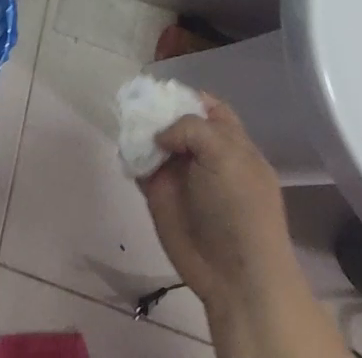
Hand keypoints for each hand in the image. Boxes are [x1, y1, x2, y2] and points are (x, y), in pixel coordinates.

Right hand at [137, 95, 296, 313]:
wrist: (235, 272)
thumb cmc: (240, 209)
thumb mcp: (227, 156)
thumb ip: (191, 128)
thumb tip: (158, 135)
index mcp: (231, 143)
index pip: (208, 108)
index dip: (187, 96)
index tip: (161, 90)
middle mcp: (204, 154)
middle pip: (174, 119)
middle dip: (154, 108)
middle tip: (131, 99)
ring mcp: (180, 174)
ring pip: (153, 139)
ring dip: (137, 129)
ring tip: (121, 119)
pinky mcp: (158, 192)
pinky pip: (138, 164)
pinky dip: (128, 154)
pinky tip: (122, 148)